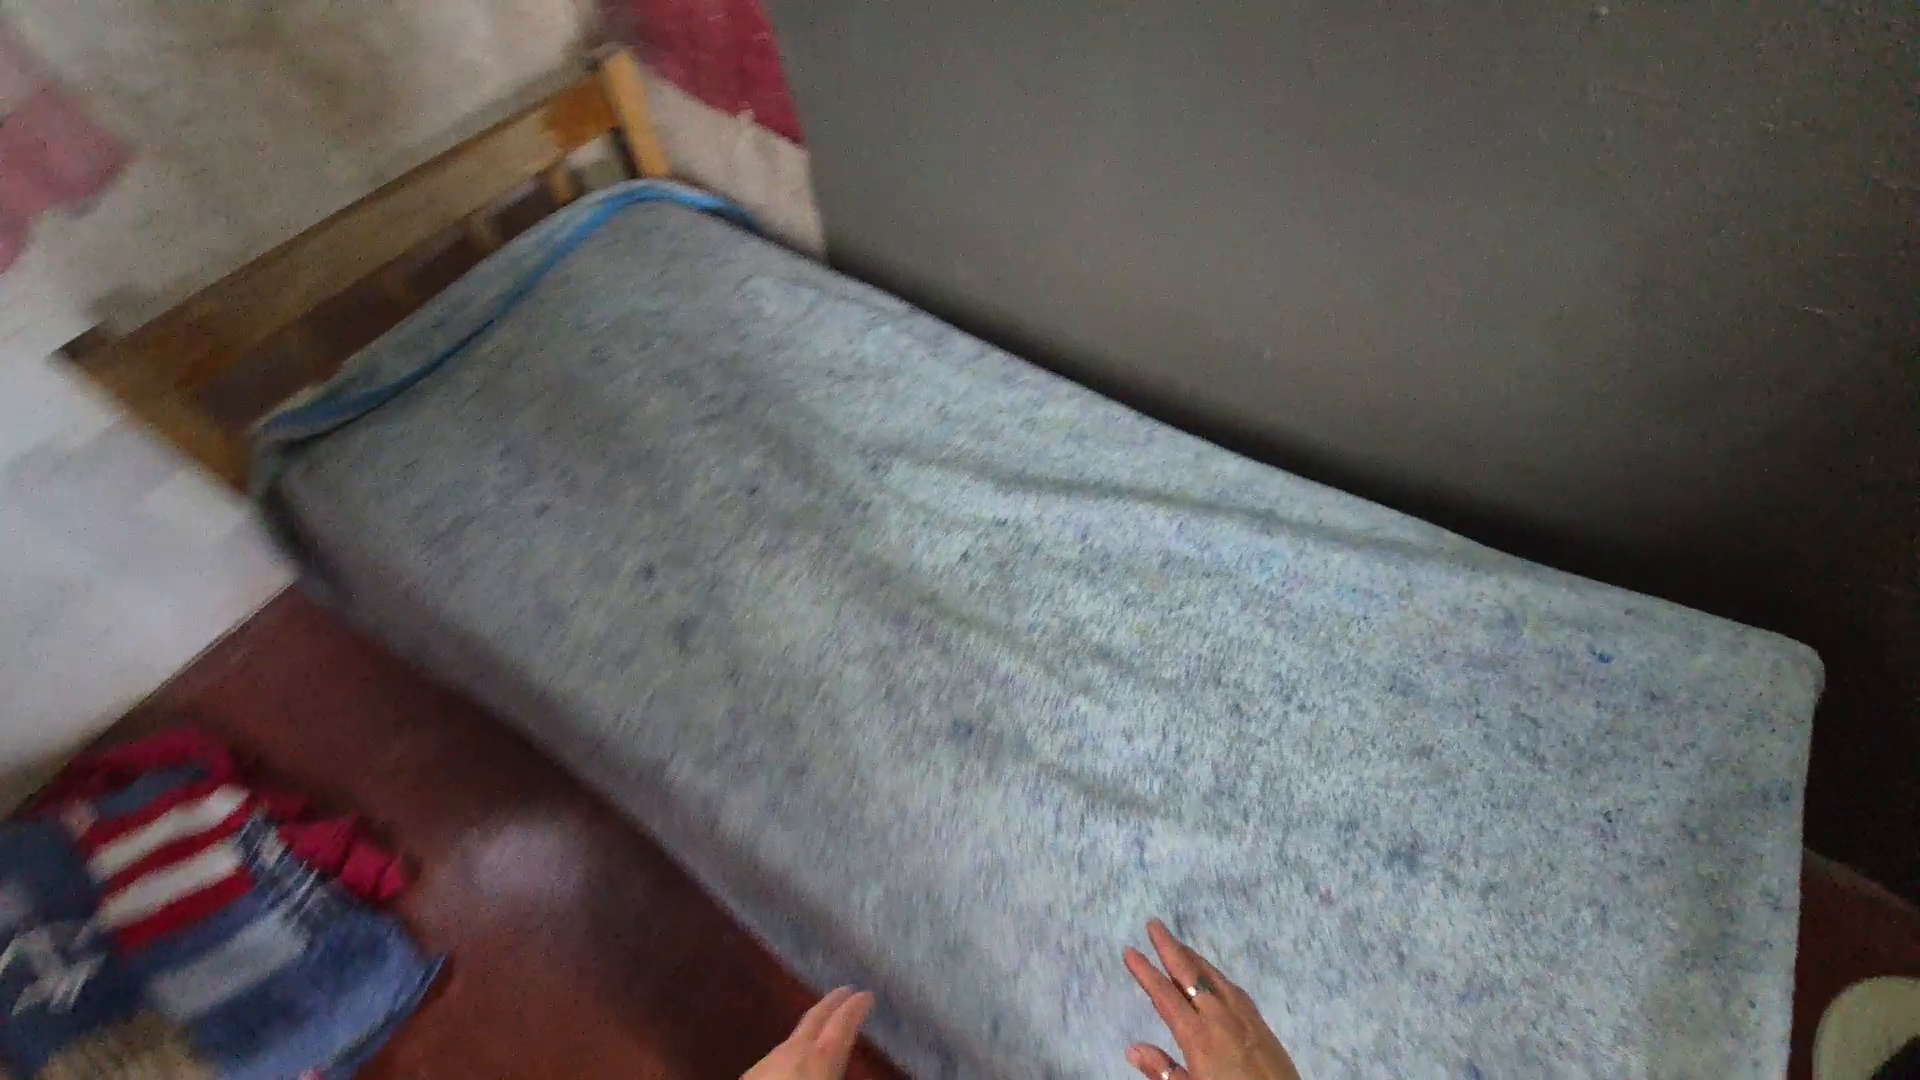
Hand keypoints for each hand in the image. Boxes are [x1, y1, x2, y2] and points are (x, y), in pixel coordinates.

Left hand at [742, 986, 875, 1079]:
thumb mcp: (828, 1078)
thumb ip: (842, 1071)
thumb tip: (869, 1075)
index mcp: (820, 1058)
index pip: (842, 1022)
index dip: (856, 1007)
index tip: (868, 994)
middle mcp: (793, 1051)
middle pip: (815, 1018)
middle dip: (832, 1002)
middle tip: (847, 990)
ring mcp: (767, 1063)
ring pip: (793, 1037)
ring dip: (811, 1026)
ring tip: (823, 1026)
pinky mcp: (749, 1078)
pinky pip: (778, 1057)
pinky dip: (793, 1050)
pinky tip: (792, 1064)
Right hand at [1123, 919, 1302, 1079]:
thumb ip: (1163, 1072)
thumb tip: (1133, 1048)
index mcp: (1198, 1036)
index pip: (1165, 995)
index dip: (1145, 971)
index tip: (1130, 951)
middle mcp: (1220, 1018)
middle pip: (1190, 973)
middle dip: (1169, 946)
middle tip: (1154, 924)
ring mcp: (1244, 1018)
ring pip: (1214, 976)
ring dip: (1193, 957)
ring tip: (1178, 943)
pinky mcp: (1262, 1025)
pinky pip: (1234, 989)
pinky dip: (1217, 974)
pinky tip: (1214, 975)